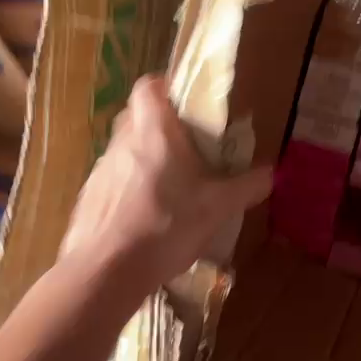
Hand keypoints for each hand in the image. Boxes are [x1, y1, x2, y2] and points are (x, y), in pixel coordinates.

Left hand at [58, 75, 271, 300]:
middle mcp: (123, 143)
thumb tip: (271, 173)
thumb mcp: (219, 207)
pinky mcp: (88, 200)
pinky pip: (114, 182)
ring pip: (126, 151)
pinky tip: (149, 218)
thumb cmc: (165, 225)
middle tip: (191, 148)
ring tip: (174, 188)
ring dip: (148, 160)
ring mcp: (100, 172)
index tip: (188, 102)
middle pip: (138, 118)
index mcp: (154, 132)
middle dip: (163, 126)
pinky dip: (131, 190)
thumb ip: (247, 186)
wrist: (104, 273)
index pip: (149, 87)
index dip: (167, 86)